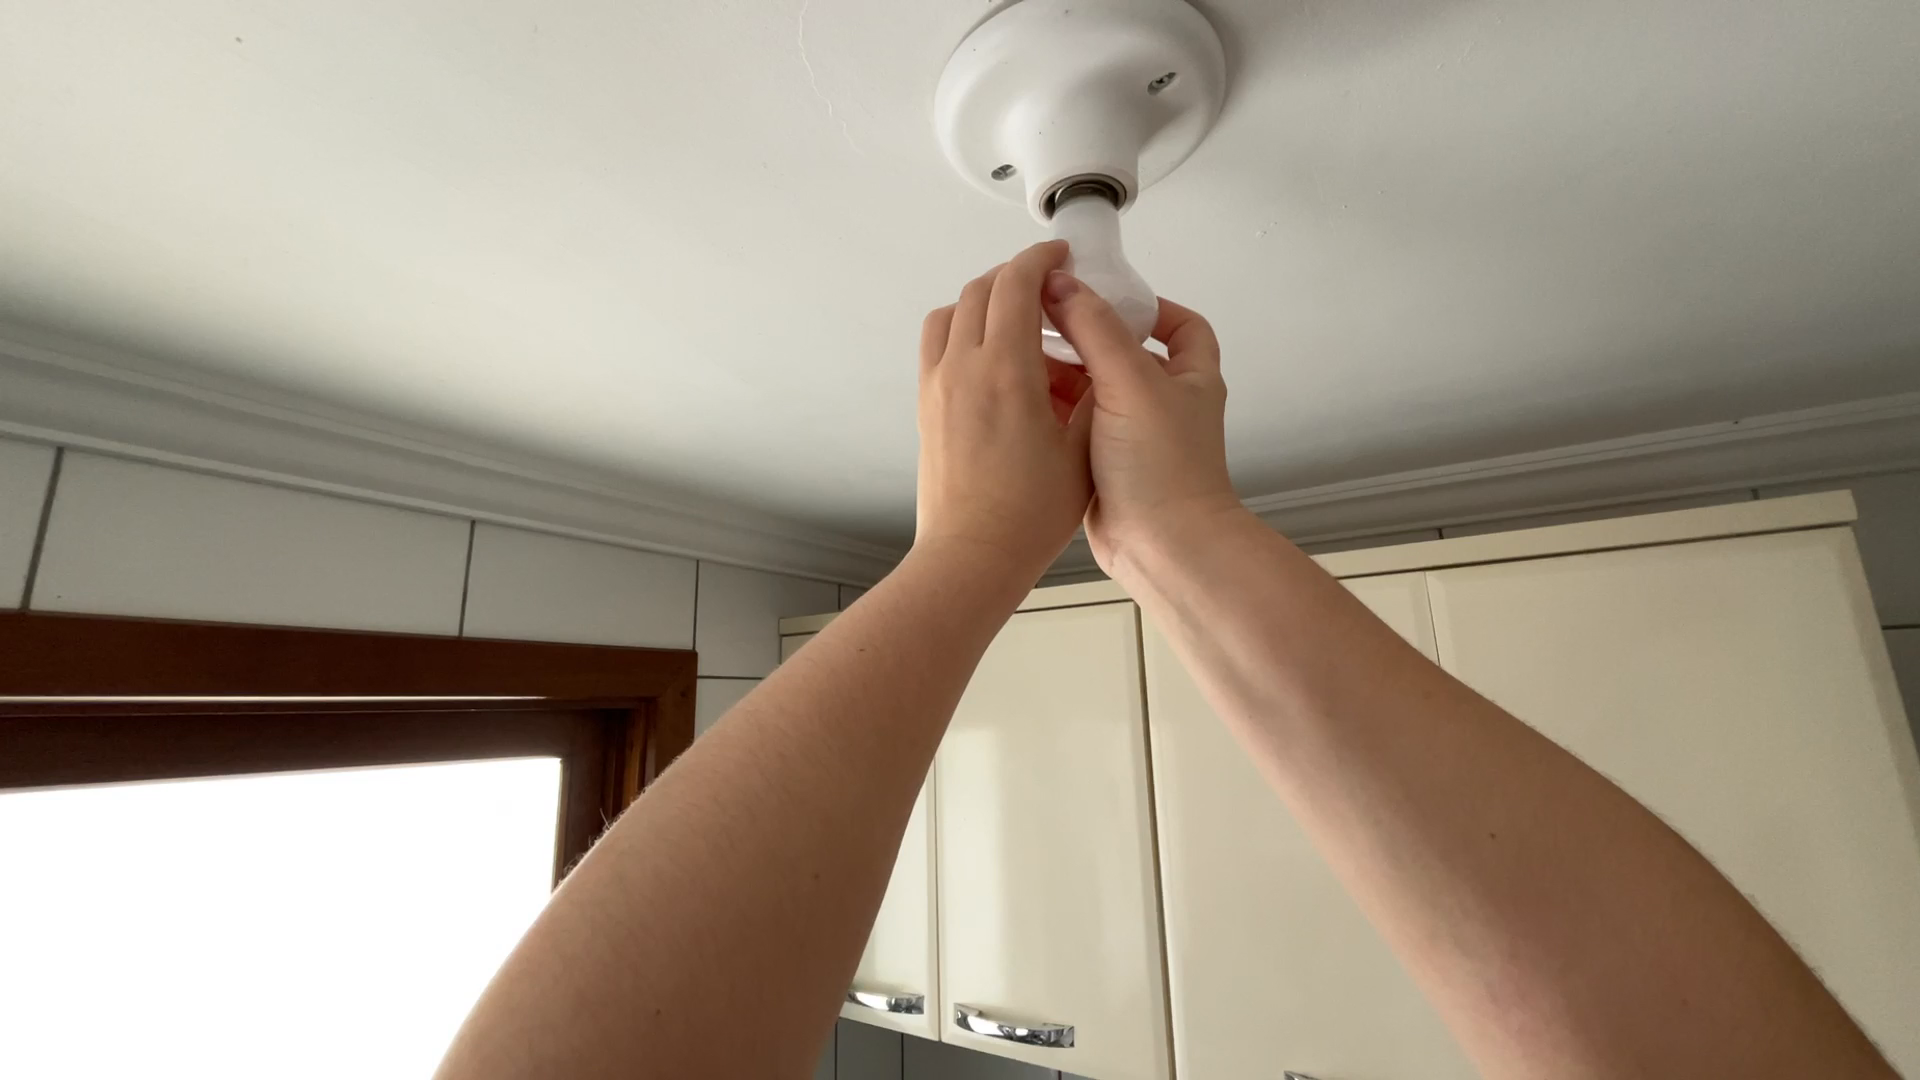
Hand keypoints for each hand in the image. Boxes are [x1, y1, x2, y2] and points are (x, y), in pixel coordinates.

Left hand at [914, 241, 1094, 580]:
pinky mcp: (926, 408)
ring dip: (983, 301)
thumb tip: (1096, 369)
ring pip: (951, 312)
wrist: (972, 555)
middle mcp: (963, 369)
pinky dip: (960, 331)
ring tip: (1016, 320)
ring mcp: (937, 387)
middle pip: (981, 289)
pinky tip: (991, 360)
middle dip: (1015, 275)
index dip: (1040, 258)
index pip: (1017, 283)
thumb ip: (1093, 398)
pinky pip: (937, 346)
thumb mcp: (1082, 453)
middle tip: (1046, 286)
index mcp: (1006, 371)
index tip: (1059, 256)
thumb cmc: (1025, 516)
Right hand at [1040, 271, 1242, 580]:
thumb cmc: (1162, 466)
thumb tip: (1060, 283)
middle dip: (1086, 336)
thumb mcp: (1132, 383)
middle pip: (1124, 353)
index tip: (1107, 294)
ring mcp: (1132, 435)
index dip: (1150, 305)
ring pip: (1094, 390)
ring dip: (1062, 372)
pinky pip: (1075, 424)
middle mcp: (1163, 403)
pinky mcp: (1102, 463)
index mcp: (1190, 377)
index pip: (1180, 325)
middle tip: (1044, 317)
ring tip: (1021, 351)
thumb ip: (1096, 330)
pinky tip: (1021, 396)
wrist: (1159, 546)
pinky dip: (1052, 409)